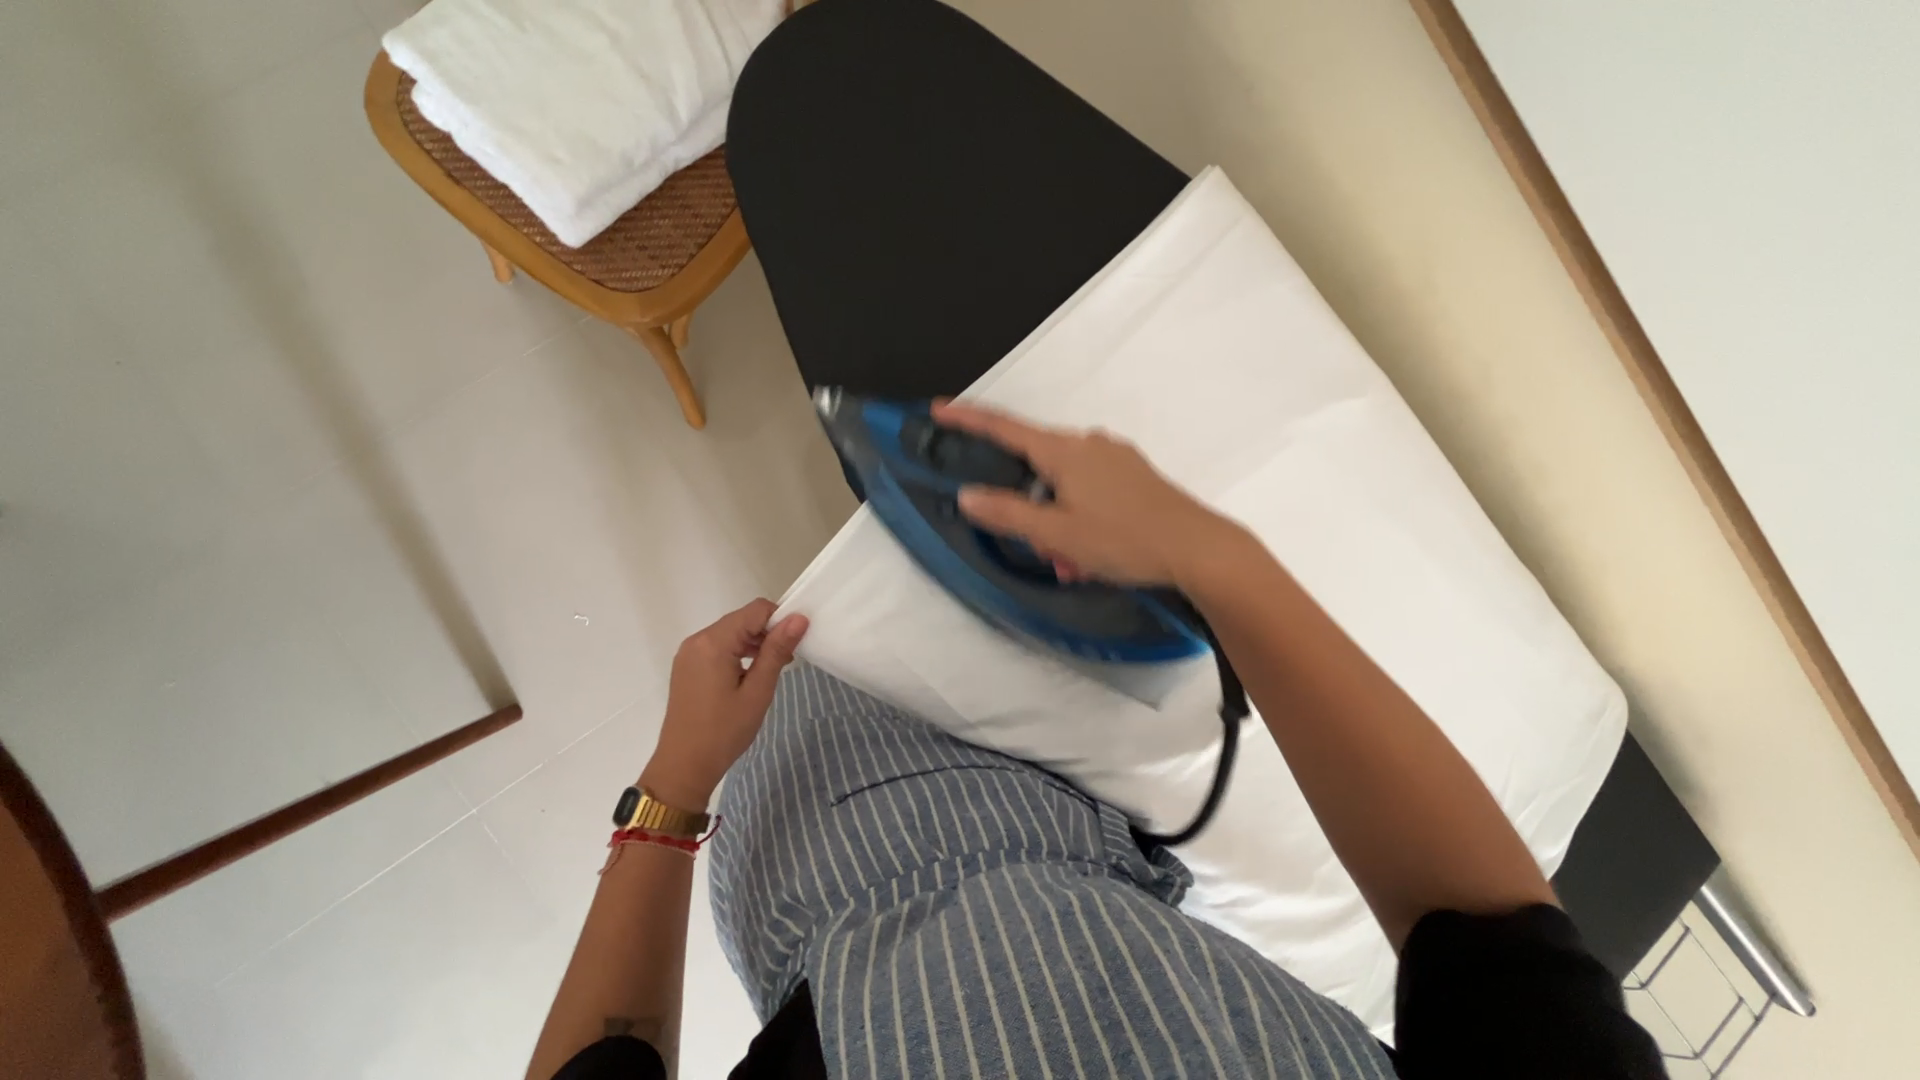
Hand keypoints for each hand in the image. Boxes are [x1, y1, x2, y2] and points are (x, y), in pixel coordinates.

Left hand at [640, 599, 807, 809]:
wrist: (684, 766)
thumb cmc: (724, 731)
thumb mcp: (758, 691)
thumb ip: (777, 651)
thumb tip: (799, 618)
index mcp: (714, 642)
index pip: (756, 610)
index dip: (780, 620)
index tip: (796, 643)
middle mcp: (697, 639)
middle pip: (741, 619)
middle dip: (767, 632)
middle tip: (788, 660)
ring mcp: (688, 653)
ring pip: (730, 633)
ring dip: (753, 643)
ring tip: (772, 669)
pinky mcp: (686, 666)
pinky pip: (717, 647)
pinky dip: (737, 653)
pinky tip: (749, 675)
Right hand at [932, 401, 1244, 586]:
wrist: (1199, 550)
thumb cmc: (1124, 539)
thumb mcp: (1058, 533)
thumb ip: (1008, 513)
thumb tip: (968, 495)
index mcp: (1065, 451)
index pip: (1005, 428)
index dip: (969, 419)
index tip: (939, 409)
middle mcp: (1090, 444)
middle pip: (1037, 466)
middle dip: (1028, 507)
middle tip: (1042, 549)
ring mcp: (1116, 459)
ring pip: (1065, 486)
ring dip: (1057, 523)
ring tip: (1073, 564)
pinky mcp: (1136, 477)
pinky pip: (1092, 492)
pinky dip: (1081, 520)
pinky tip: (1094, 555)